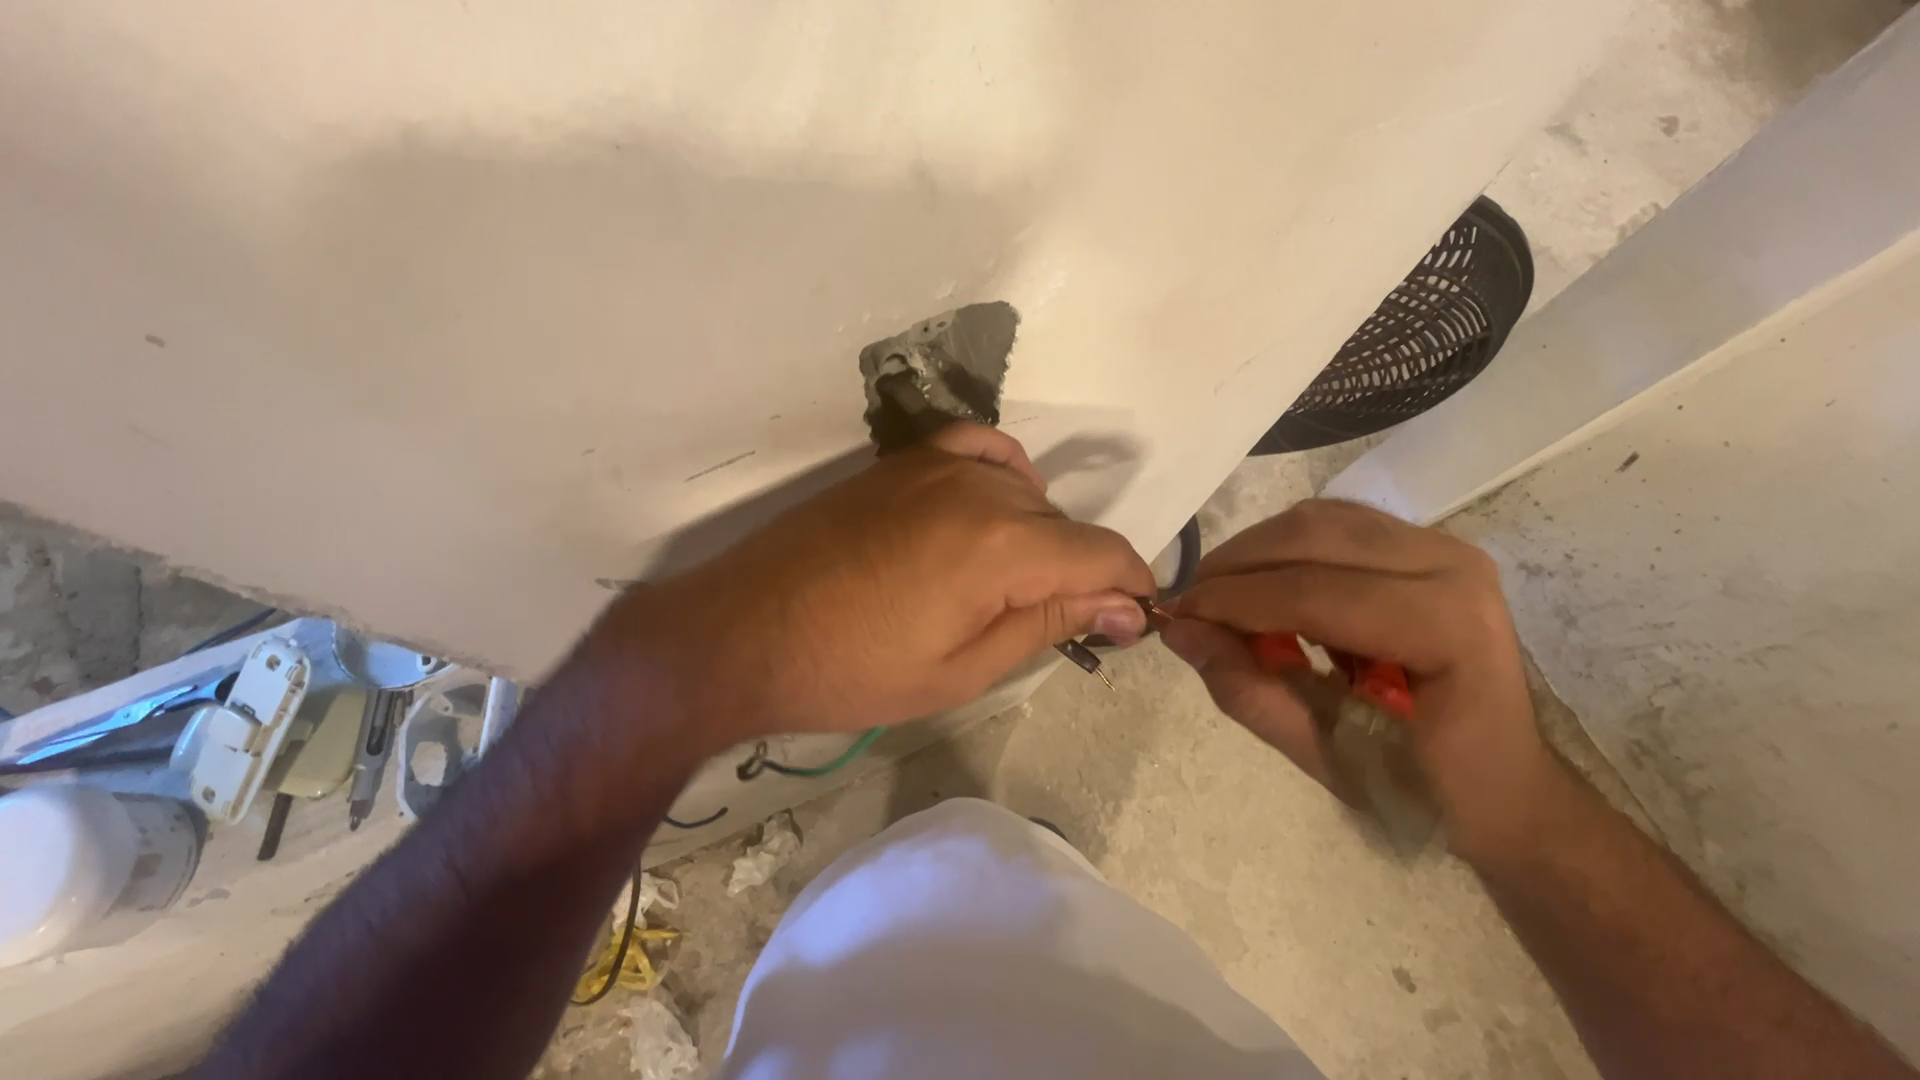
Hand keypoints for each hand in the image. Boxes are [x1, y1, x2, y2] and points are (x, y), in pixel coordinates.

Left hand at [588, 423, 1153, 750]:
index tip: (1129, 623)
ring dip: (1037, 535)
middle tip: (1053, 626)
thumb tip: (1126, 607)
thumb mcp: (963, 669)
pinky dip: (1003, 474)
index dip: (1129, 587)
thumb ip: (1051, 624)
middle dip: (1077, 573)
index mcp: (1002, 543)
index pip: (1102, 552)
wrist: (743, 634)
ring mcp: (935, 465)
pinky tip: (994, 510)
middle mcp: (980, 486)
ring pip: (1024, 491)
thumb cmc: (853, 671)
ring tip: (1006, 587)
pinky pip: (978, 447)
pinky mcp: (900, 462)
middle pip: (1064, 524)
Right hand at [1160, 498, 1557, 862]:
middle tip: (1190, 608)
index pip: (1316, 593)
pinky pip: (1334, 524)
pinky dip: (1284, 549)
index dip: (1234, 601)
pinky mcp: (1425, 545)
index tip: (1174, 618)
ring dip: (1255, 553)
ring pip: (1318, 519)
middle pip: (1313, 536)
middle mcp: (1451, 566)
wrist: (1504, 783)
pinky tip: (1265, 588)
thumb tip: (1180, 633)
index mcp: (1447, 627)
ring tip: (1219, 598)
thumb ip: (1251, 691)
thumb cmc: (1427, 789)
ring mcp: (1442, 547)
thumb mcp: (1329, 755)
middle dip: (1236, 567)